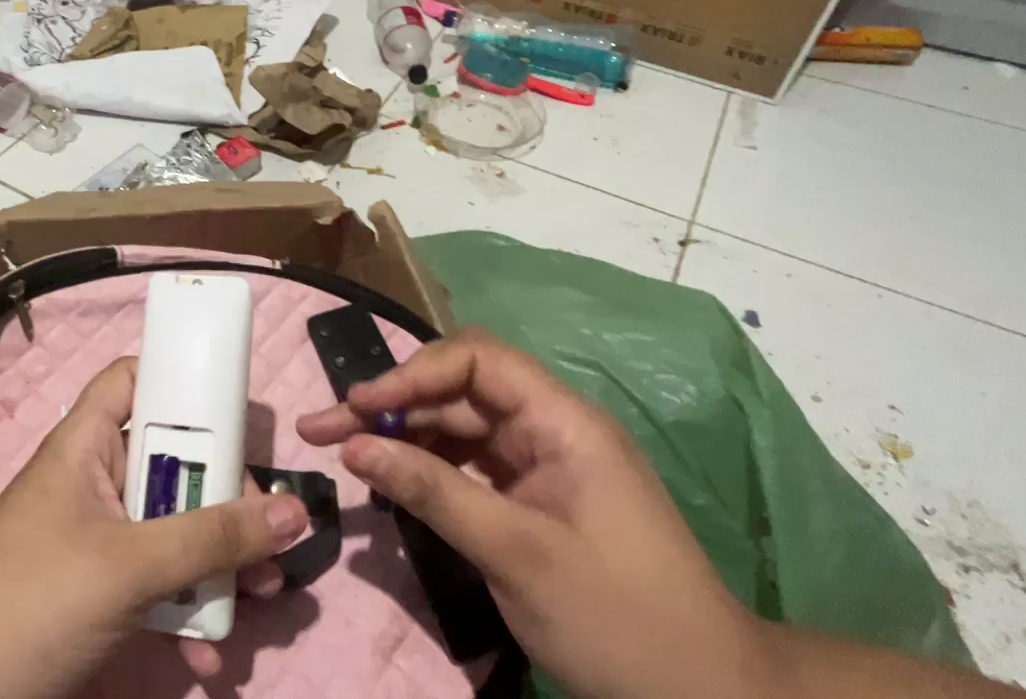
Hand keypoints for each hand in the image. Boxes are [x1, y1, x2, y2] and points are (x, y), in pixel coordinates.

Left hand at [0, 358, 310, 698]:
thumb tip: (297, 512)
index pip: (132, 381)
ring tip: (262, 598)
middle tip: (269, 534)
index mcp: (85, 446)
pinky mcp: (103, 593)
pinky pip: (160, 584)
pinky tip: (211, 655)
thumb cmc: (34, 602)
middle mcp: (94, 482)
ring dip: (219, 565)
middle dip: (227, 501)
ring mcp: (98, 540)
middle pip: (173, 463)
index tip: (238, 416)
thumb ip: (212, 538)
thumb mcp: (129, 565)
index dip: (181, 382)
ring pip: (174, 529)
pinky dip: (189, 612)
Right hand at [296, 328, 766, 698]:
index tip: (360, 407)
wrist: (704, 694)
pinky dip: (426, 468)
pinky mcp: (533, 496)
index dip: (411, 374)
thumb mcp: (516, 553)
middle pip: (457, 391)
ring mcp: (542, 462)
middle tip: (322, 429)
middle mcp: (549, 428)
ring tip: (341, 451)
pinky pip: (468, 464)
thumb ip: (432, 491)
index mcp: (562, 422)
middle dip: (390, 404)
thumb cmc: (617, 618)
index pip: (476, 361)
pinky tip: (389, 480)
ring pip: (456, 426)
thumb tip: (355, 446)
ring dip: (400, 435)